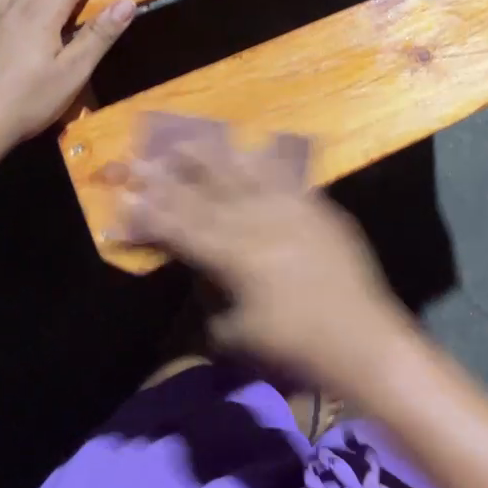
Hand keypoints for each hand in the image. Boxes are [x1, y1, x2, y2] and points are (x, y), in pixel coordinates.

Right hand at [121, 125, 413, 390]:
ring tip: (186, 139)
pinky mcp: (318, 207)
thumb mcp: (236, 332)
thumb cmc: (295, 348)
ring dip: (213, 157)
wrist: (362, 337)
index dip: (151, 213)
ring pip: (245, 175)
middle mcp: (261, 223)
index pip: (183, 229)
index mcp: (237, 257)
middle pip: (207, 195)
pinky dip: (263, 163)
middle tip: (141, 158)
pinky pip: (285, 176)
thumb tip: (198, 267)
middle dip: (170, 178)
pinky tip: (248, 148)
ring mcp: (293, 209)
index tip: (125, 197)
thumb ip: (211, 294)